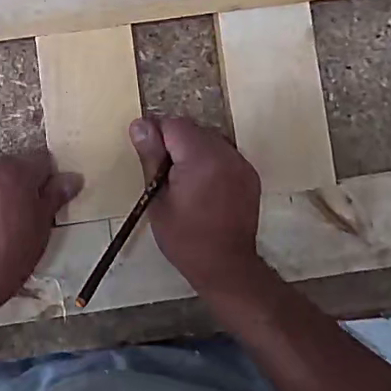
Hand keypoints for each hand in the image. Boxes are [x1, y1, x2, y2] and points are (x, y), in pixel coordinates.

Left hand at [0, 151, 82, 320]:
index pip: (42, 160)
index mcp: (17, 173)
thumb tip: (72, 178)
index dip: (48, 179)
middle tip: (20, 217)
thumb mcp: (40, 231)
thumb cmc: (4, 262)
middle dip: (19, 186)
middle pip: (13, 168)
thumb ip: (56, 197)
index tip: (45, 199)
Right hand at [129, 115, 265, 294]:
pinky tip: (205, 187)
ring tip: (186, 182)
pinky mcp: (250, 172)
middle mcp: (225, 152)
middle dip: (176, 144)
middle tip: (166, 176)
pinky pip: (225, 154)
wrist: (226, 266)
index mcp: (200, 157)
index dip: (157, 137)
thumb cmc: (185, 238)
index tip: (151, 159)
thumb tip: (140, 124)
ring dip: (194, 151)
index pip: (173, 124)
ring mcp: (241, 161)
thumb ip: (151, 157)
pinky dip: (212, 161)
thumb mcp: (158, 200)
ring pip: (209, 139)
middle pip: (193, 129)